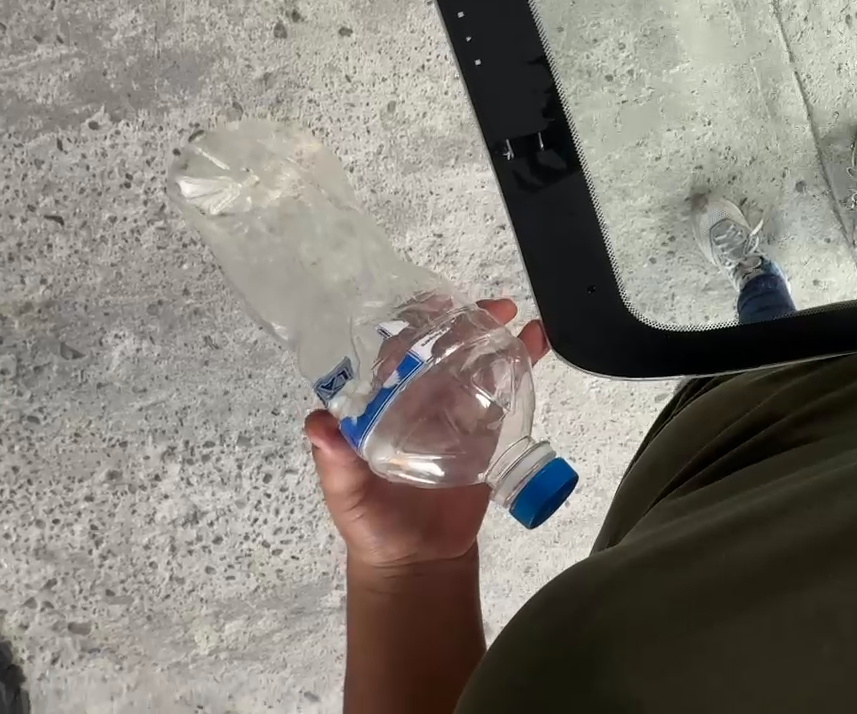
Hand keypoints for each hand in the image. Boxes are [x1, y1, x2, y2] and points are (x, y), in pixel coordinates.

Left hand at [304, 298, 549, 573]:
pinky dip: (525, 360)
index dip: (416, 319)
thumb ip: (336, 462)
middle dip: (470, 320)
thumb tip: (317, 423)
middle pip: (447, 346)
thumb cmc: (375, 523)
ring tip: (520, 320)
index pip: (398, 349)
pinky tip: (539, 341)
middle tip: (496, 309)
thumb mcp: (347, 494)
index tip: (437, 299)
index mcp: (386, 404)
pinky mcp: (490, 424)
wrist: (422, 557)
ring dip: (501, 334)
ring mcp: (460, 408)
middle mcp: (424, 396)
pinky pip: (509, 386)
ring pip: (481, 359)